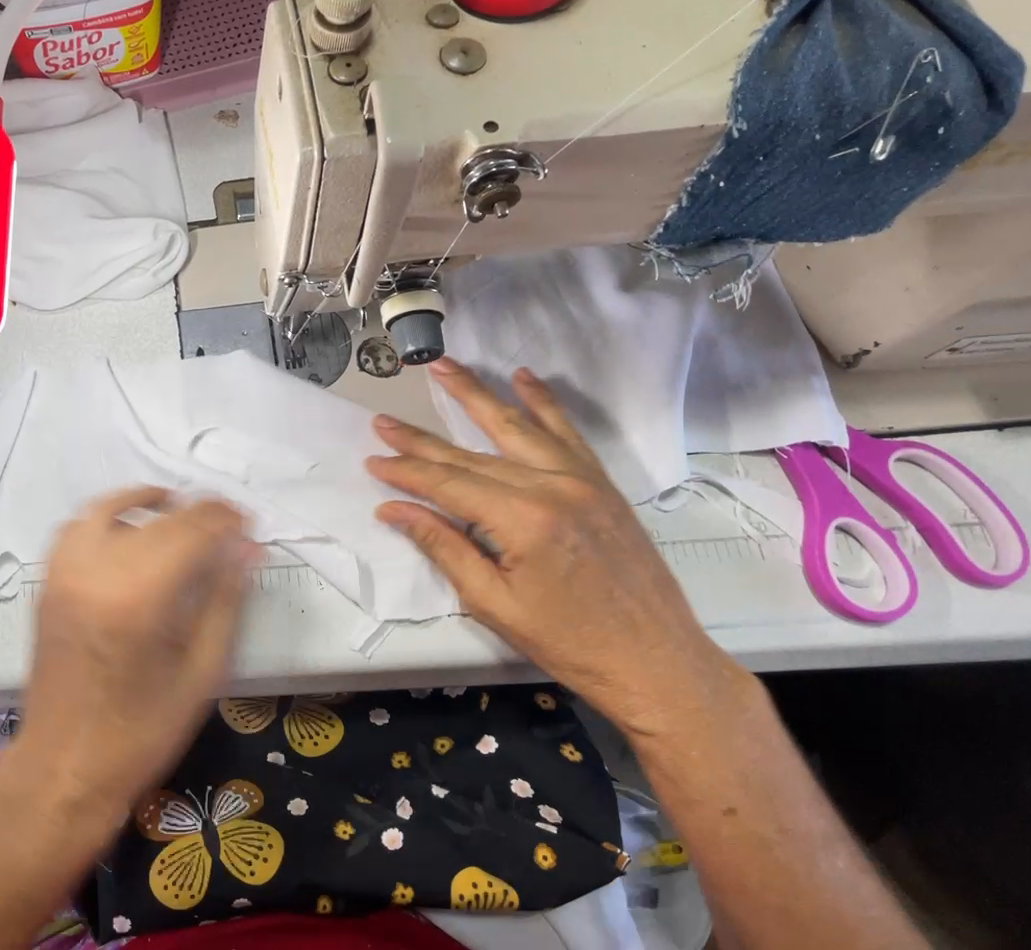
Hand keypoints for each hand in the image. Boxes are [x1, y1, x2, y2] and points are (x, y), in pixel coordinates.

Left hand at [10, 486, 258, 828]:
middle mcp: (97, 571)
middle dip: (198, 513)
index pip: (192, 530)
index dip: (225, 519)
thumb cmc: (142, 731)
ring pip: (109, 510)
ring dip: (148, 504)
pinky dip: (104, 517)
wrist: (64, 765)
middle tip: (227, 525)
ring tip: (179, 512)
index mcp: (141, 596)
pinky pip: (75, 529)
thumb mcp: (201, 673)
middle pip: (156, 519)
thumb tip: (249, 548)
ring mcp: (63, 573)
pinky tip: (128, 531)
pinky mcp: (46, 583)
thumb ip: (225, 601)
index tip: (248, 524)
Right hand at [367, 359, 745, 735]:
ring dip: (479, 395)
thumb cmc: (568, 642)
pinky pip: (567, 433)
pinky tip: (523, 378)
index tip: (373, 461)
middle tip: (384, 420)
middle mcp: (555, 487)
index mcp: (525, 520)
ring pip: (520, 427)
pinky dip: (543, 403)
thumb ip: (443, 547)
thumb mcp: (493, 603)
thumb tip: (393, 510)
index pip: (449, 484)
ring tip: (445, 367)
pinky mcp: (603, 485)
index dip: (407, 472)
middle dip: (423, 439)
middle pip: (474, 455)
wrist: (657, 662)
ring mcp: (584, 481)